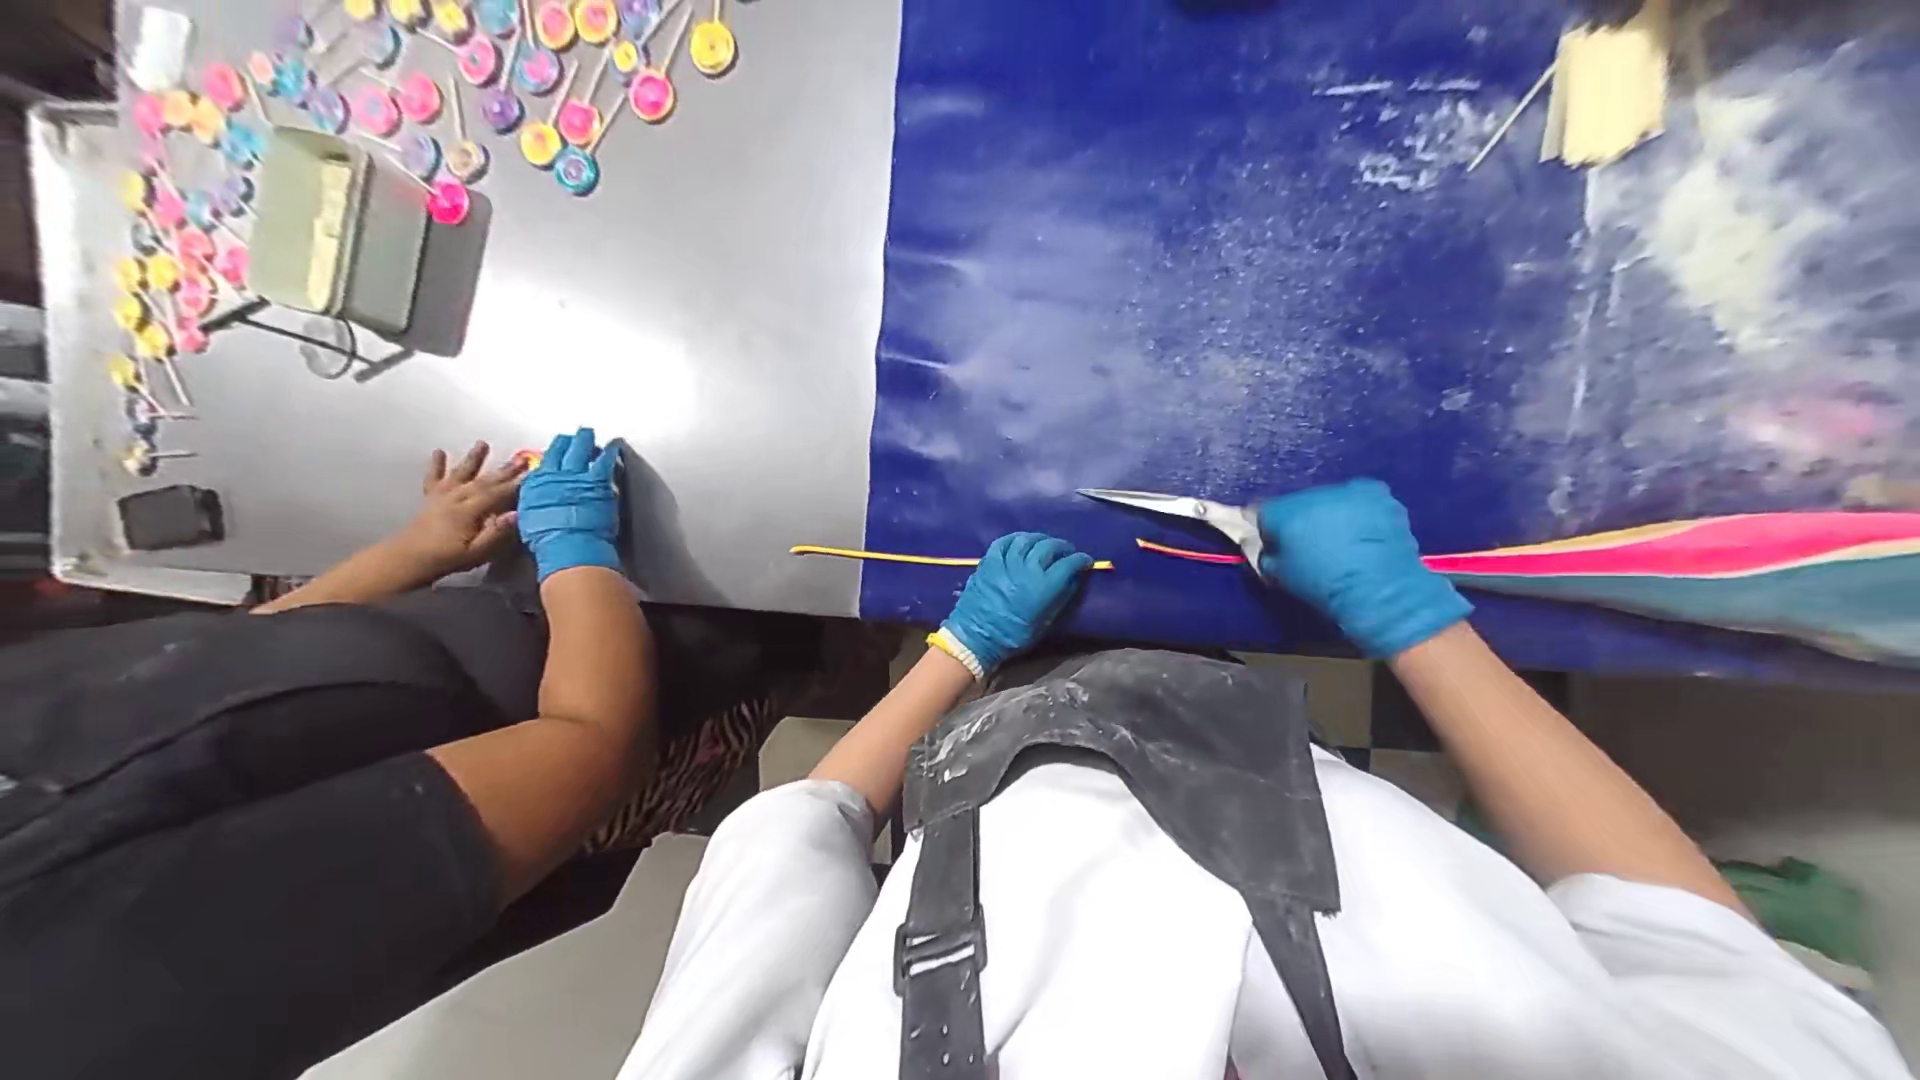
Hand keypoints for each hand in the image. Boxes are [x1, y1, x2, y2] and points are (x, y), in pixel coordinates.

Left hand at [392, 441, 526, 573]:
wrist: (406, 560)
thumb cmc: (447, 558)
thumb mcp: (477, 551)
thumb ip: (496, 532)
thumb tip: (516, 514)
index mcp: (468, 511)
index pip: (497, 493)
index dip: (516, 484)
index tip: (533, 475)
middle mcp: (455, 498)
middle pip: (484, 481)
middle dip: (504, 470)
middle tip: (522, 458)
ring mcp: (441, 497)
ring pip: (460, 474)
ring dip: (473, 459)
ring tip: (482, 443)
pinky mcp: (431, 499)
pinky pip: (434, 479)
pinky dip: (436, 465)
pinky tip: (438, 453)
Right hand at [518, 427, 622, 581]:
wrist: (569, 543)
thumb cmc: (549, 538)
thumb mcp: (530, 515)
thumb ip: (536, 498)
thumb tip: (538, 492)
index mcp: (538, 482)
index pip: (547, 458)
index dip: (556, 449)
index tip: (561, 442)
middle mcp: (557, 474)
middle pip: (566, 450)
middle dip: (573, 440)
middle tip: (580, 433)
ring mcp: (578, 476)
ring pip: (584, 451)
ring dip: (589, 441)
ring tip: (592, 435)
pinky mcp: (598, 481)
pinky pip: (605, 461)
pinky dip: (610, 452)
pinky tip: (615, 446)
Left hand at [939, 532, 1094, 675]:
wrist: (976, 637)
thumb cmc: (1013, 636)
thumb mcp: (1044, 623)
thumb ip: (1060, 599)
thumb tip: (1073, 580)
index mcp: (1043, 587)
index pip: (1068, 564)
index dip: (1080, 560)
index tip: (1085, 560)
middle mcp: (1027, 569)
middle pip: (1048, 547)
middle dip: (1062, 546)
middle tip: (1066, 551)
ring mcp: (1005, 563)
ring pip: (1026, 540)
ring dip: (1039, 539)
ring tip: (1044, 543)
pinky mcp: (988, 562)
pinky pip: (1003, 542)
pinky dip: (1014, 539)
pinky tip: (1020, 541)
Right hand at [1255, 479, 1470, 656]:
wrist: (1380, 590)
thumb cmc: (1320, 585)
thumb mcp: (1276, 575)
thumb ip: (1261, 552)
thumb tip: (1257, 540)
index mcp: (1279, 511)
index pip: (1261, 512)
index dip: (1267, 529)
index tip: (1275, 543)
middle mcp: (1310, 492)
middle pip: (1297, 503)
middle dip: (1300, 519)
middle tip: (1311, 544)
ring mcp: (1346, 490)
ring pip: (1329, 499)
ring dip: (1331, 514)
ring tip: (1342, 540)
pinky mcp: (1377, 493)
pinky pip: (1360, 499)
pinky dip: (1359, 511)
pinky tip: (1364, 532)